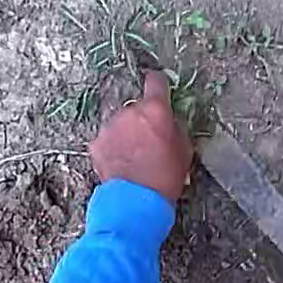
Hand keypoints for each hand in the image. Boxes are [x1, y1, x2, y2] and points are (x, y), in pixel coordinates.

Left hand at [89, 70, 192, 202]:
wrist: (137, 201)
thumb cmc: (165, 177)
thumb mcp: (185, 151)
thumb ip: (177, 128)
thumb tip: (171, 121)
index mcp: (155, 110)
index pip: (156, 81)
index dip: (158, 84)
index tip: (159, 87)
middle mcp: (130, 112)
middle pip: (137, 108)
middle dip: (143, 120)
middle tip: (150, 142)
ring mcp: (110, 127)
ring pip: (121, 124)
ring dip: (127, 135)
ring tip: (135, 158)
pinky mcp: (97, 143)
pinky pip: (108, 140)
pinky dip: (114, 148)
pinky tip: (122, 164)